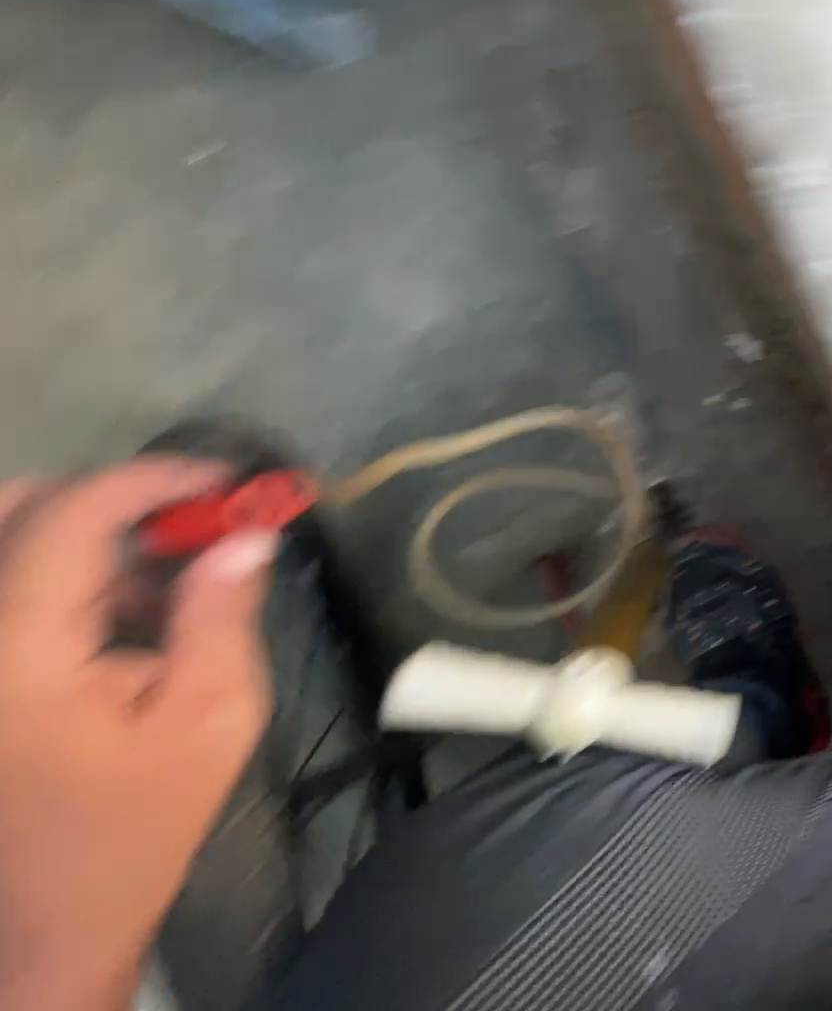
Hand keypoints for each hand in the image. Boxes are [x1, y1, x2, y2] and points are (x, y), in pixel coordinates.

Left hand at [0, 460, 273, 1009]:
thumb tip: (245, 538)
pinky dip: (63, 582)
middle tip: (190, 530)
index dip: (151, 481)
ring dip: (89, 543)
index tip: (228, 483)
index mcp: (17, 657)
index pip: (66, 519)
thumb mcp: (213, 715)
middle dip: (107, 501)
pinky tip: (120, 626)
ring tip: (166, 592)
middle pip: (5, 514)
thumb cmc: (143, 816)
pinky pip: (5, 592)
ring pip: (2, 547)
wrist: (45, 912)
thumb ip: (220, 616)